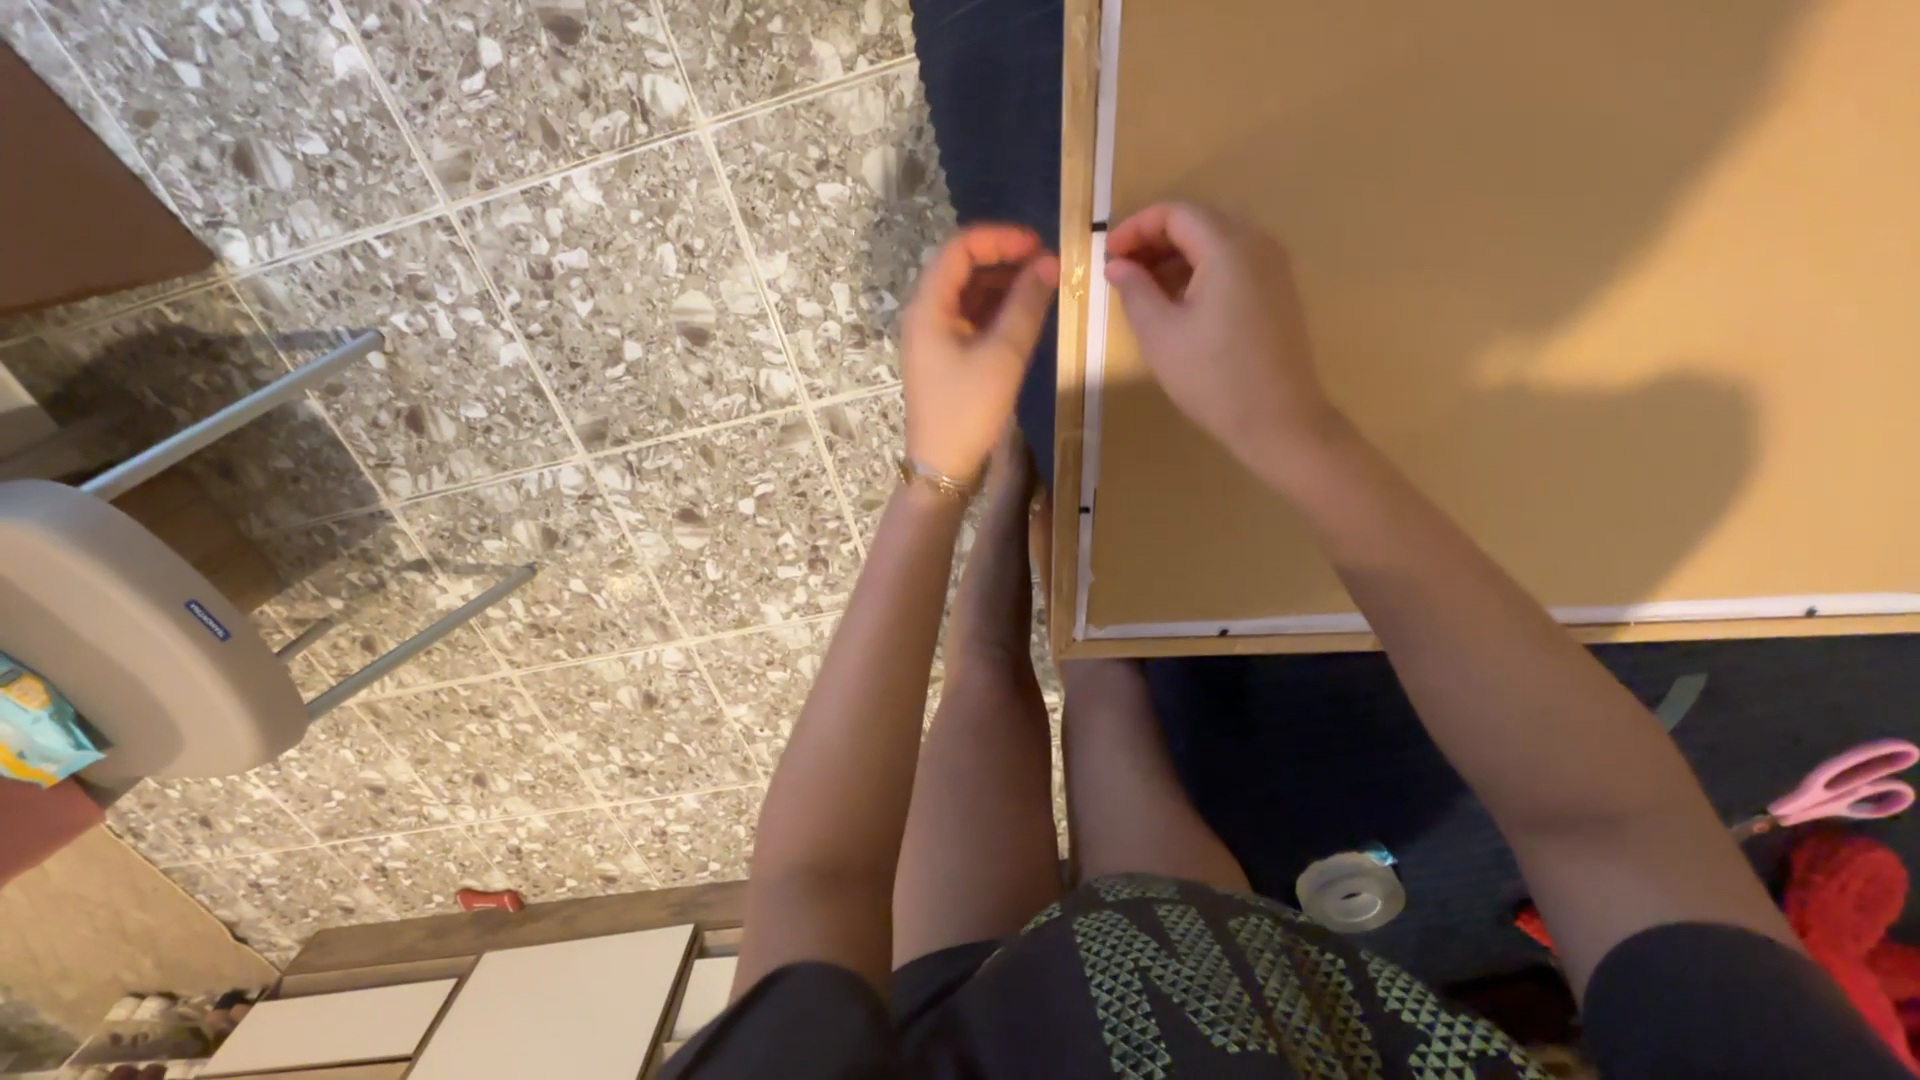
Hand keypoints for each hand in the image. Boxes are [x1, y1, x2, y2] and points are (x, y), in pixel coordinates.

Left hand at [901, 225, 1059, 482]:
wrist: (942, 467)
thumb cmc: (968, 410)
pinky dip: (999, 308)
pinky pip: (972, 317)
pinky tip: (1027, 312)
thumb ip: (1027, 304)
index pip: (960, 249)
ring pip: (970, 292)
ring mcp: (935, 335)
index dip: (1000, 238)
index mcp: (928, 307)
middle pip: (963, 267)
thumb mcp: (1003, 355)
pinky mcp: (947, 354)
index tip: (1039, 243)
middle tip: (1047, 263)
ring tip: (1045, 285)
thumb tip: (1050, 262)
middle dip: (1005, 258)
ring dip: (1004, 283)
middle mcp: (926, 313)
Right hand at [1105, 202, 1337, 468]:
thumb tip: (1117, 265)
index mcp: (1229, 247)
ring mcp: (1273, 266)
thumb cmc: (1213, 378)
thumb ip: (1135, 290)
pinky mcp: (1277, 290)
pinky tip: (1177, 300)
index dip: (1136, 227)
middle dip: (1155, 239)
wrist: (1279, 420)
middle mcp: (1257, 244)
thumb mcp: (1160, 334)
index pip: (1176, 213)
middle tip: (1121, 269)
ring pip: (1216, 240)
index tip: (1109, 255)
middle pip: (1198, 221)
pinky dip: (1200, 269)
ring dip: (1176, 255)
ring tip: (1142, 287)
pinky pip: (1234, 261)